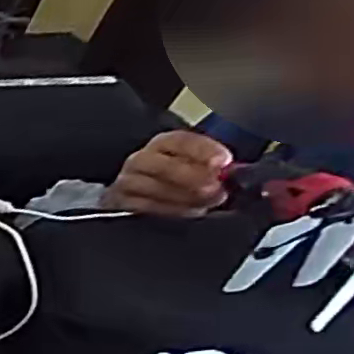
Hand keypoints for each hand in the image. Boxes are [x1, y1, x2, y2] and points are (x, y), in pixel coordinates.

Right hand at [103, 131, 234, 216]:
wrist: (152, 192)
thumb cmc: (184, 176)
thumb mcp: (202, 162)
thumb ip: (217, 164)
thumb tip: (235, 172)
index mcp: (163, 143)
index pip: (180, 141)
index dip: (202, 150)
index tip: (223, 162)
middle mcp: (139, 160)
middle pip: (161, 166)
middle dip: (191, 178)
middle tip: (215, 189)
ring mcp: (125, 182)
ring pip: (149, 187)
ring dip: (181, 196)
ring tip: (206, 203)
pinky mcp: (118, 203)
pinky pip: (141, 207)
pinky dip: (168, 210)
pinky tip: (189, 212)